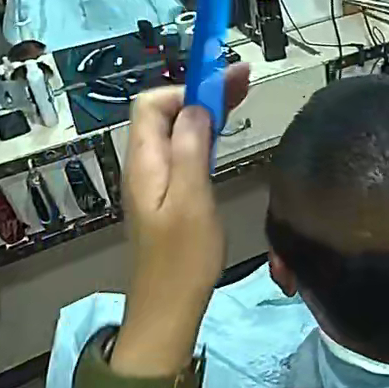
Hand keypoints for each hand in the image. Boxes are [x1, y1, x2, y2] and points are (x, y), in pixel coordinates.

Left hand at [111, 65, 251, 373]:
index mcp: (145, 162)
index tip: (224, 87)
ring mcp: (155, 180)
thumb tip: (196, 107)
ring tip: (240, 96)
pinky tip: (224, 132)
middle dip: (202, 91)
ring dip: (205, 110)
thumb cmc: (183, 258)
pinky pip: (183, 149)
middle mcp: (145, 165)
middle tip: (243, 79)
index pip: (152, 103)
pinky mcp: (168, 193)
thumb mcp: (191, 201)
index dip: (186, 88)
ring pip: (177, 129)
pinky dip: (204, 133)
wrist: (169, 309)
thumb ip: (190, 150)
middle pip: (166, 112)